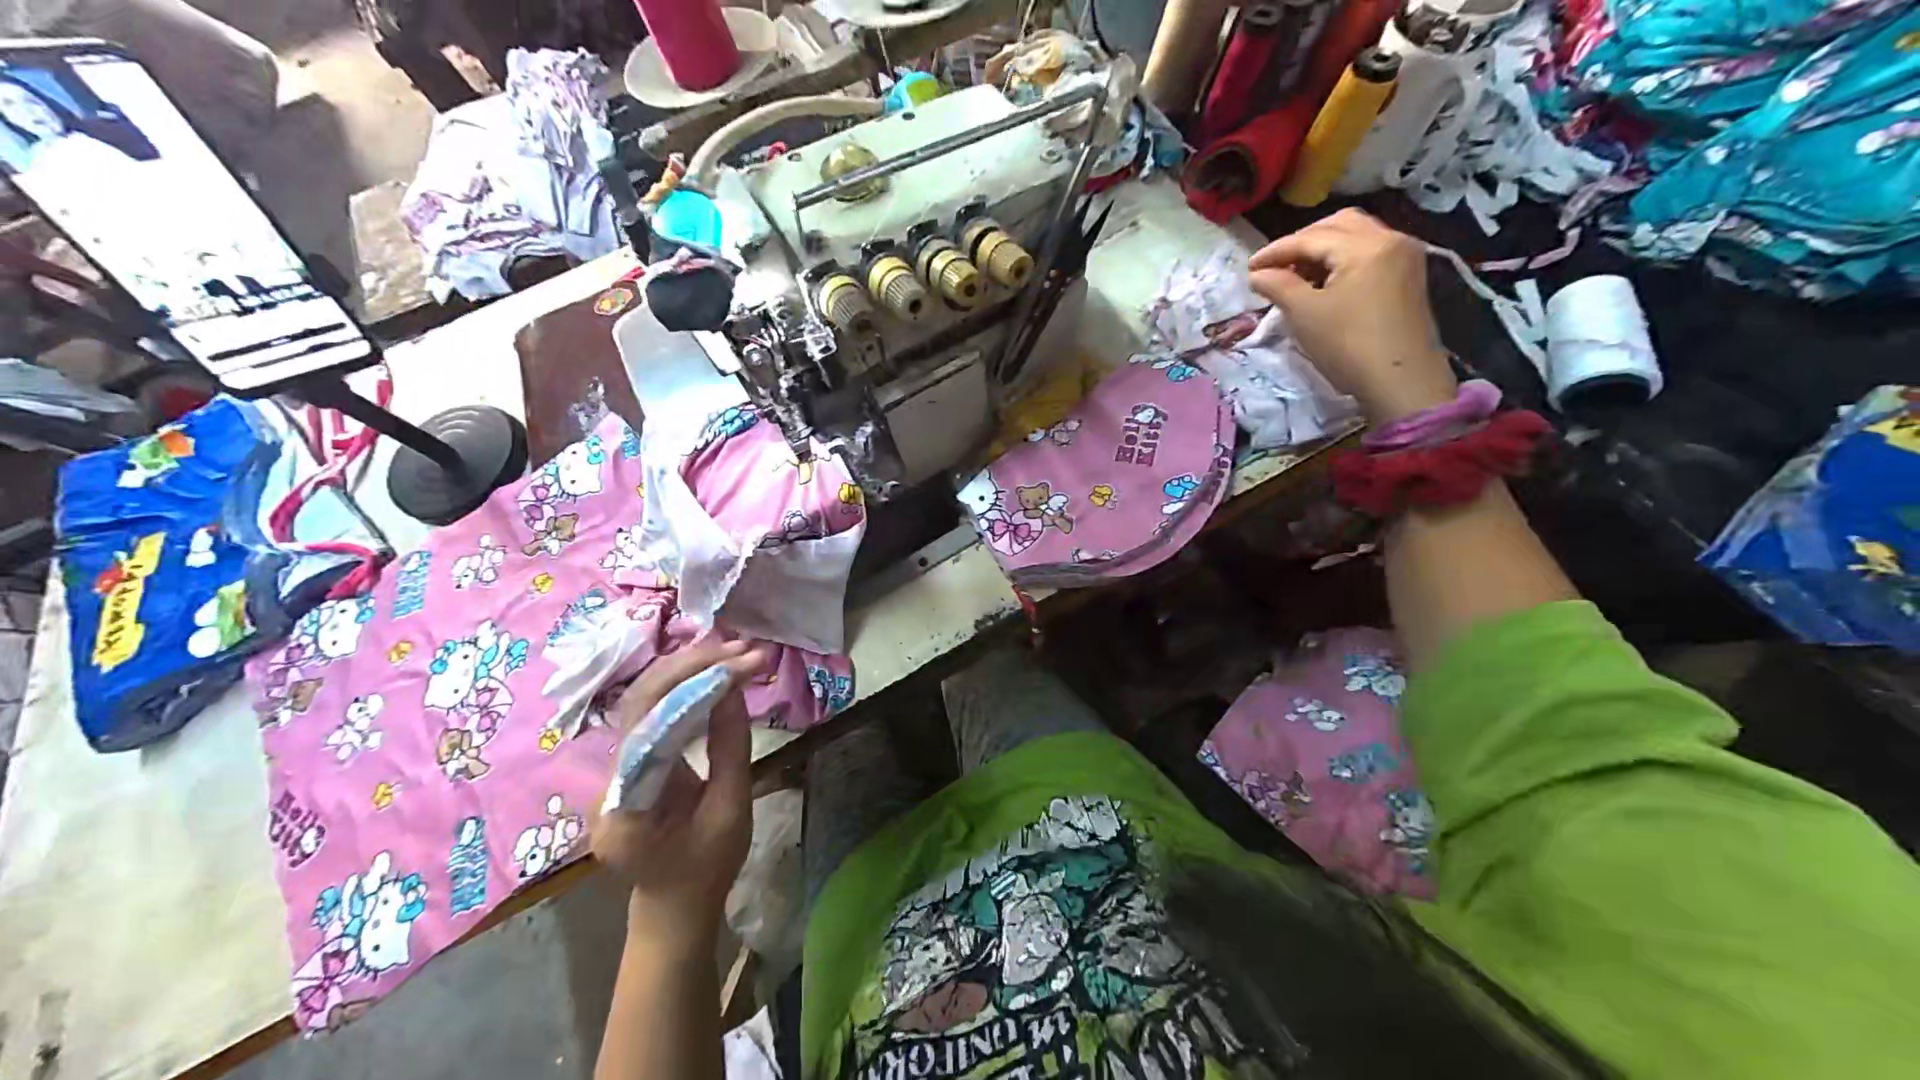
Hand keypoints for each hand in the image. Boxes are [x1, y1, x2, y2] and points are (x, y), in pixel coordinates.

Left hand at [591, 636, 771, 942]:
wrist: (674, 907)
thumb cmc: (707, 868)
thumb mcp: (731, 810)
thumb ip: (730, 748)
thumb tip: (733, 689)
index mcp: (627, 804)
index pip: (655, 726)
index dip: (698, 685)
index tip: (744, 661)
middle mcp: (607, 780)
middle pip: (640, 702)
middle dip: (692, 667)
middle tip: (743, 648)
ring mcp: (613, 769)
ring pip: (643, 701)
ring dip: (689, 670)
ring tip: (735, 651)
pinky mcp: (629, 762)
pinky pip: (653, 714)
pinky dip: (685, 687)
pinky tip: (714, 670)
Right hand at [1248, 208, 1456, 422]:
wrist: (1401, 381)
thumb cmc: (1348, 346)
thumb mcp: (1304, 314)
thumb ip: (1278, 286)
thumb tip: (1258, 274)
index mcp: (1365, 246)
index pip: (1311, 237)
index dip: (1276, 251)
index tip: (1249, 268)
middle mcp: (1390, 239)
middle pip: (1339, 225)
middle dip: (1302, 241)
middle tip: (1276, 266)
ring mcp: (1405, 257)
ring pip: (1356, 236)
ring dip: (1323, 249)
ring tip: (1297, 275)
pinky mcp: (1409, 276)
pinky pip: (1370, 252)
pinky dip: (1343, 259)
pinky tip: (1324, 282)